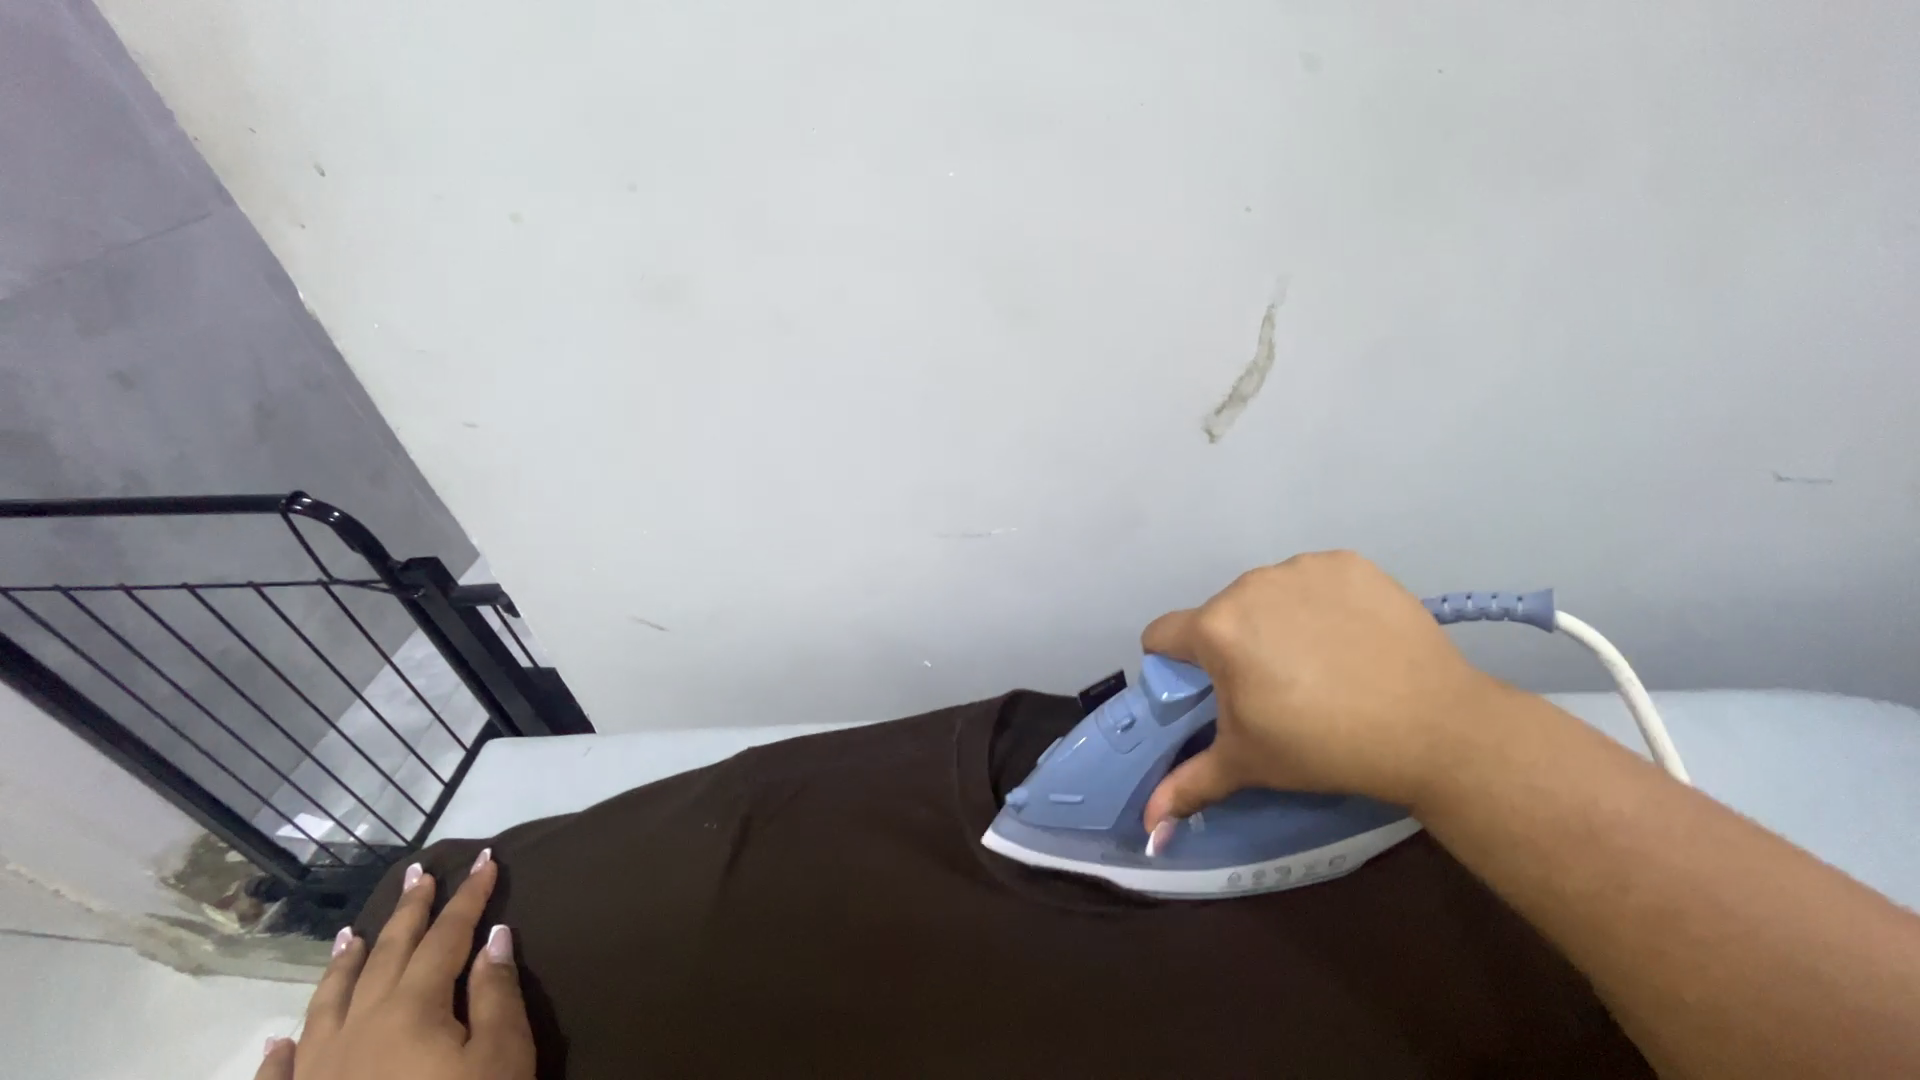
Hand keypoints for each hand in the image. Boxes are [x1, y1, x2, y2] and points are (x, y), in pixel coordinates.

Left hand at [257, 852, 534, 1079]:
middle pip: (387, 954)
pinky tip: (278, 1042)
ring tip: (352, 932)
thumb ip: (495, 993)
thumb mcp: (501, 1057)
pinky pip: (281, 1075)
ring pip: (329, 1001)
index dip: (468, 895)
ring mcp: (318, 1070)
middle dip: (408, 911)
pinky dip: (281, 1052)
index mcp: (411, 1007)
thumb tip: (494, 935)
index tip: (484, 859)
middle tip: (418, 873)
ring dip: (345, 963)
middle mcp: (357, 1026)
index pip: (446, 935)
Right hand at [1141, 551, 1516, 835]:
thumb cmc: (1325, 747)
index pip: (1162, 636)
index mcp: (1216, 630)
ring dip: (1275, 623)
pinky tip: (1350, 639)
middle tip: (1273, 689)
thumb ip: (1189, 785)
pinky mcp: (1348, 563)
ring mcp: (1302, 569)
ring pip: (1266, 596)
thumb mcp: (1249, 765)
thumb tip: (1149, 828)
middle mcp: (1249, 585)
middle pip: (1218, 616)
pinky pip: (1313, 581)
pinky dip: (1321, 605)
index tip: (1210, 693)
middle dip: (1233, 647)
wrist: (1434, 727)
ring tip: (1318, 664)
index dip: (1175, 667)